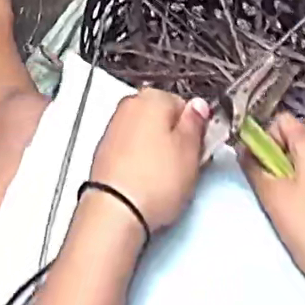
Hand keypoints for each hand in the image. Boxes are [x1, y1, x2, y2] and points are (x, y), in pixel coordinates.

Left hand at [86, 89, 211, 232]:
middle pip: (163, 117)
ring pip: (147, 132)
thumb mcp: (189, 151)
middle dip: (175, 139)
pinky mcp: (105, 146)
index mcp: (152, 97)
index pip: (184, 106)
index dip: (195, 131)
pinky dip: (140, 158)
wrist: (115, 207)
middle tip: (184, 167)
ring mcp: (115, 124)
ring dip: (157, 149)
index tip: (199, 151)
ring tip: (164, 178)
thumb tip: (198, 104)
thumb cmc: (157, 178)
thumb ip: (195, 123)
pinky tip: (145, 179)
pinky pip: (131, 146)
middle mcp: (130, 103)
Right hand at [240, 114, 304, 304]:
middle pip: (298, 143)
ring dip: (298, 178)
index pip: (282, 120)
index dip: (265, 136)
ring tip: (293, 210)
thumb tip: (244, 149)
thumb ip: (253, 166)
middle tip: (272, 189)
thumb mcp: (271, 197)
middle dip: (280, 159)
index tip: (258, 162)